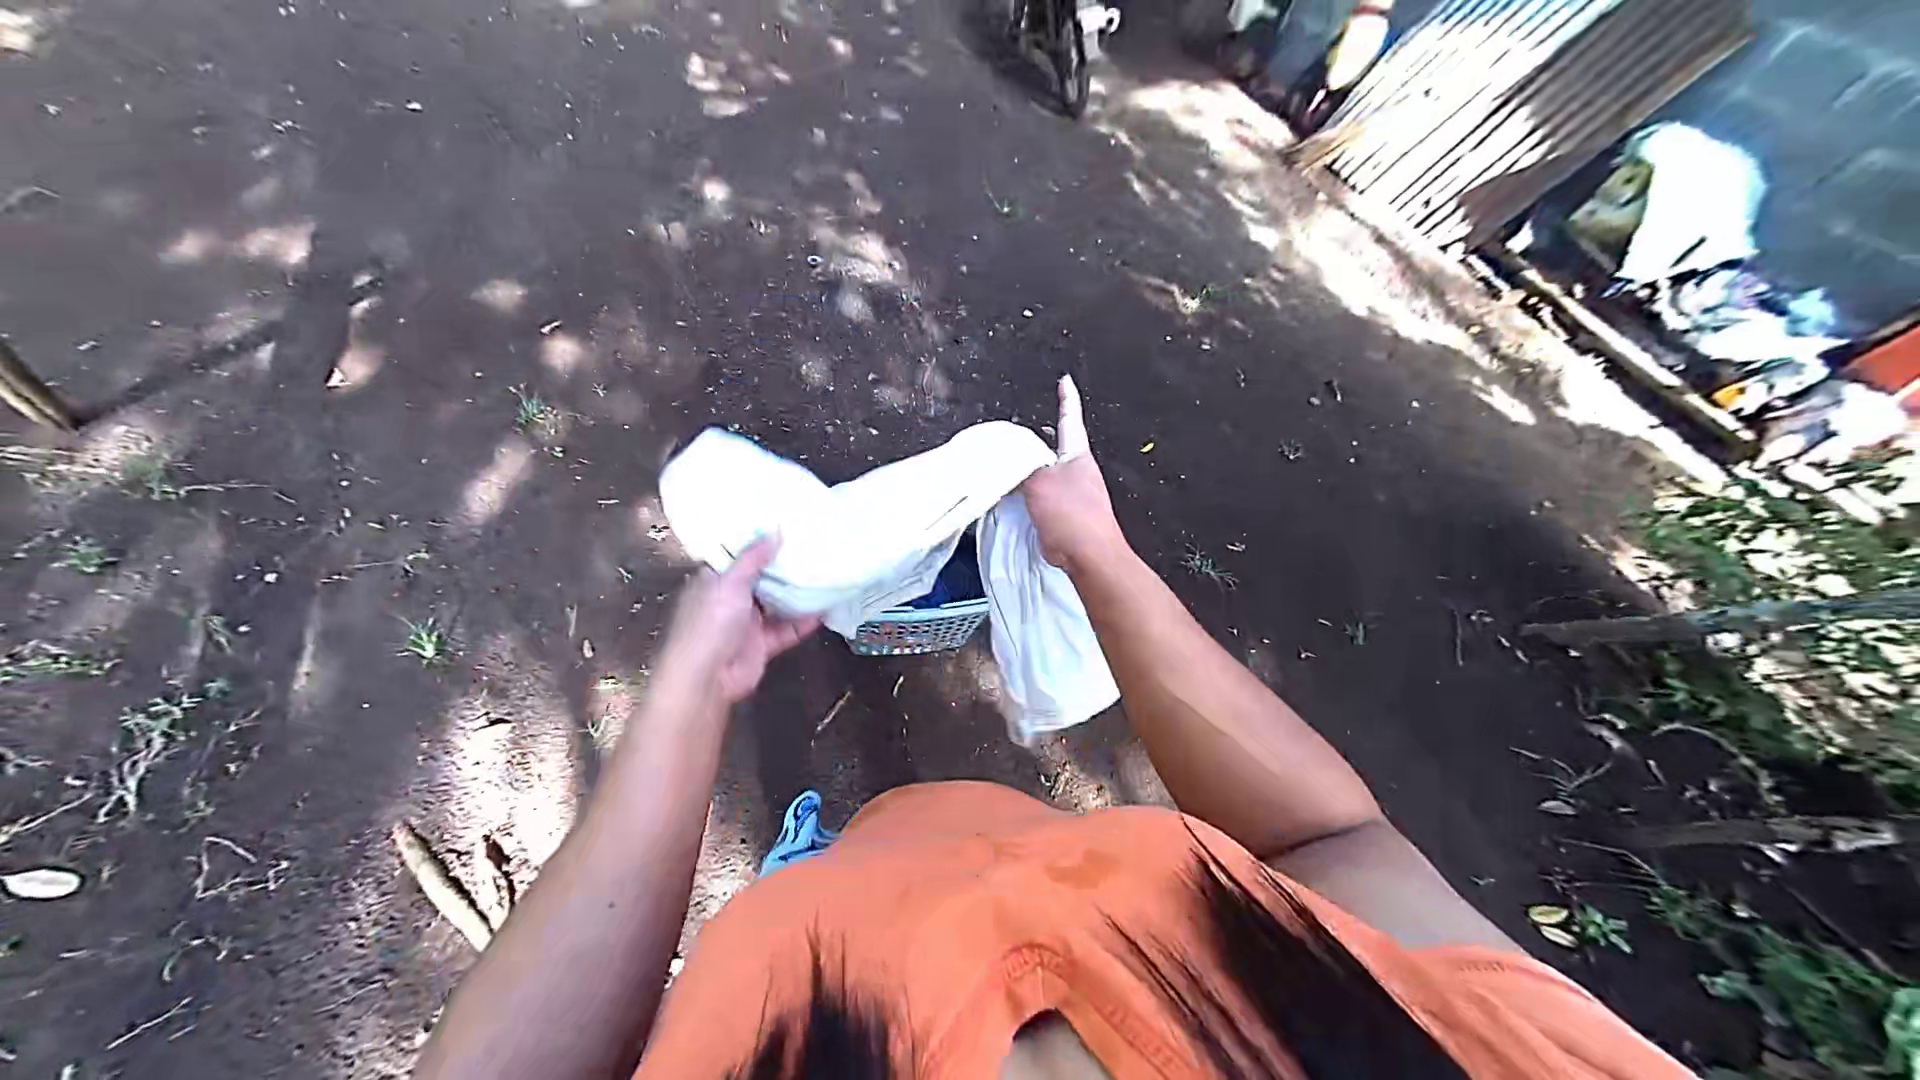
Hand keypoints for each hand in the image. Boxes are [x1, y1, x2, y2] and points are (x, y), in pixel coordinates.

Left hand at [656, 536, 820, 705]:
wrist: (707, 678)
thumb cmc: (710, 625)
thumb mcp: (730, 583)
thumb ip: (753, 559)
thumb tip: (774, 533)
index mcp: (715, 581)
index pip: (737, 557)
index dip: (758, 544)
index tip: (783, 528)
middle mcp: (730, 600)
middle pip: (761, 580)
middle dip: (782, 568)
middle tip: (811, 548)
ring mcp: (746, 624)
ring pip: (776, 604)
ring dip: (796, 595)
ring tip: (822, 575)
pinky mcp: (761, 644)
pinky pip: (786, 629)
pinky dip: (803, 622)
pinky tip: (823, 610)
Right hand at [1019, 375, 1128, 572]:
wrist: (1089, 555)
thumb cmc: (1071, 514)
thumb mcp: (1039, 482)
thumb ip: (1022, 468)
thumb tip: (1010, 463)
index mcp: (1077, 455)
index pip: (1070, 419)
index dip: (1067, 400)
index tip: (1066, 382)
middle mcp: (1078, 471)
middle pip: (1055, 448)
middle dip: (1039, 439)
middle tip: (1019, 430)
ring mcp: (1074, 493)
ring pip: (1046, 473)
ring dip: (1029, 468)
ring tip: (1008, 461)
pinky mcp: (1066, 515)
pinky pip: (1043, 496)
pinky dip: (1028, 492)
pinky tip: (1014, 494)